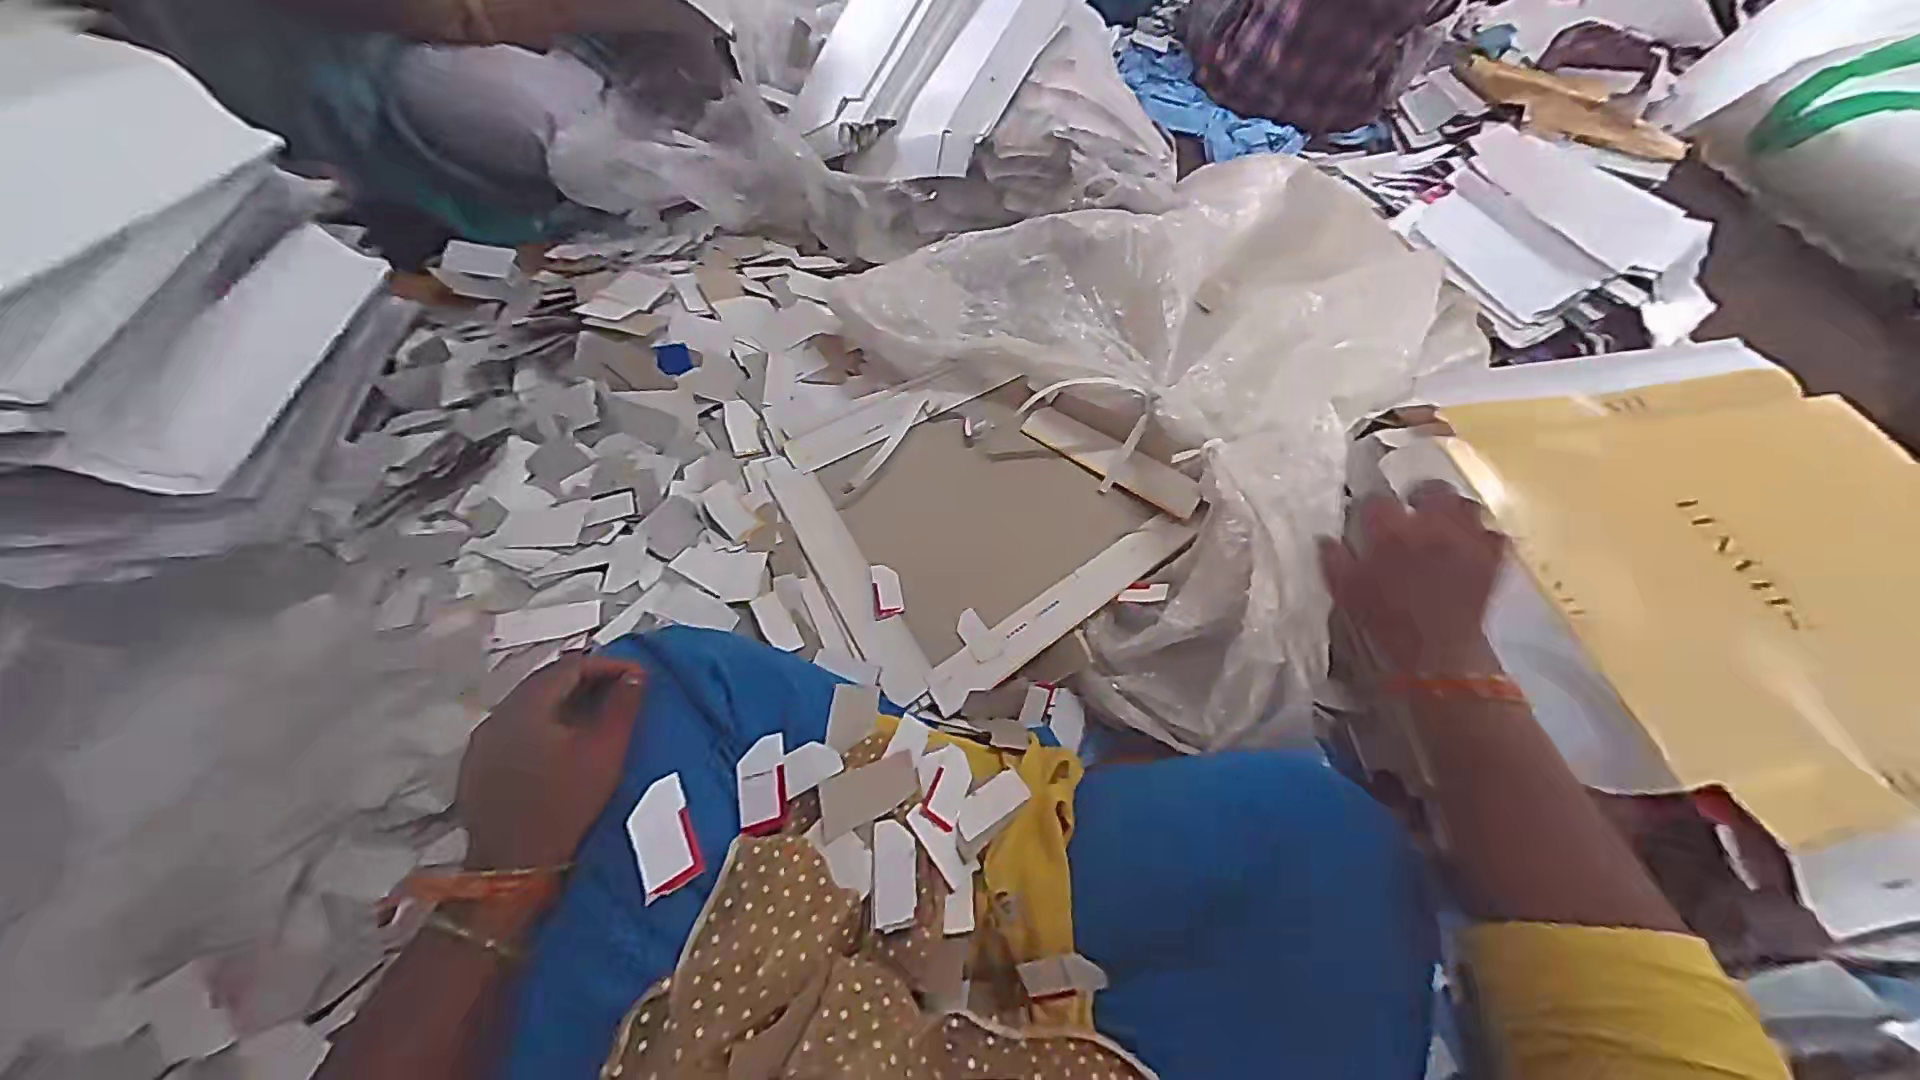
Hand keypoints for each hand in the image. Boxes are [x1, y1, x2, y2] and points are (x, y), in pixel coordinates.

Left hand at [457, 654, 646, 872]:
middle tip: (622, 687)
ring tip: (600, 709)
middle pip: (546, 681)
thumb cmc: (566, 802)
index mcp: (525, 708)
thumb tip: (635, 675)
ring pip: (531, 704)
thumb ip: (623, 705)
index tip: (638, 675)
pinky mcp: (479, 766)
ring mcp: (483, 743)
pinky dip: (547, 721)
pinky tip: (566, 738)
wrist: (515, 867)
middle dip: (587, 679)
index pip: (570, 666)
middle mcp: (497, 717)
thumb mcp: (606, 749)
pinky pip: (518, 727)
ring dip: (567, 699)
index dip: (608, 664)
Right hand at [1318, 482, 1506, 674]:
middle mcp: (1432, 528)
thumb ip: (1333, 559)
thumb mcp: (1344, 590)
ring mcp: (1467, 541)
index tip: (1365, 518)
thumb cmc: (1382, 620)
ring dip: (1451, 511)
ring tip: (1440, 524)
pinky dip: (1479, 535)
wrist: (1433, 653)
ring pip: (1466, 505)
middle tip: (1409, 510)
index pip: (1377, 501)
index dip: (1369, 507)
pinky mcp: (1492, 558)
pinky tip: (1466, 546)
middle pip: (1431, 490)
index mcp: (1390, 533)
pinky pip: (1492, 533)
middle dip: (1418, 496)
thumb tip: (1325, 539)